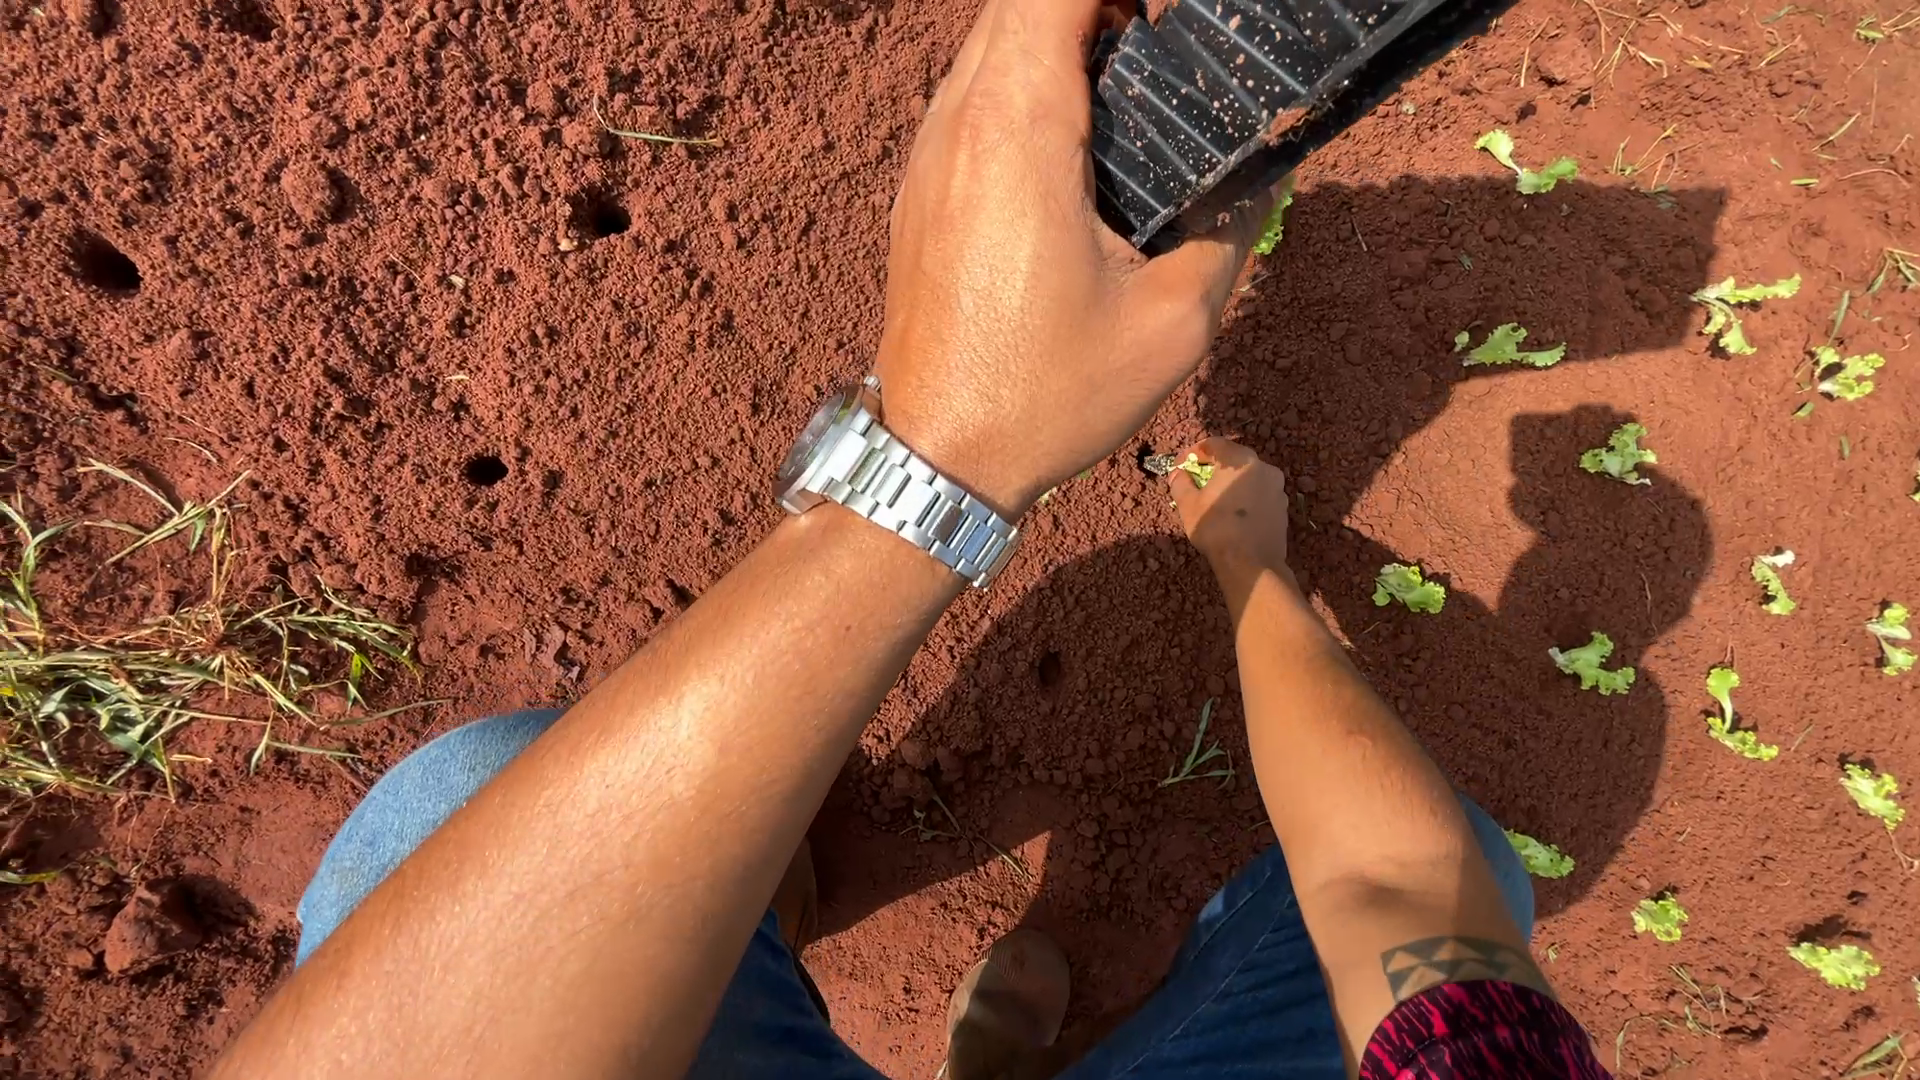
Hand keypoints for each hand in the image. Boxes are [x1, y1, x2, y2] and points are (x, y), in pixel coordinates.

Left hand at [874, 0, 1277, 517]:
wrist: (939, 456)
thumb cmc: (1043, 399)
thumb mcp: (1170, 324)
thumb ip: (1229, 226)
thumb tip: (1260, 173)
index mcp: (1014, 133)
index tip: (1173, 19)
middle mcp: (955, 128)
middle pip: (1021, 3)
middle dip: (1099, 4)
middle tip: (1166, 48)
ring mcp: (925, 162)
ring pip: (988, 48)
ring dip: (1058, 42)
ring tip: (1128, 94)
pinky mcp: (918, 199)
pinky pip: (968, 106)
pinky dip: (1019, 91)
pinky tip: (1069, 152)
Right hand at [1170, 438, 1290, 575]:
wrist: (1251, 562)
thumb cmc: (1216, 528)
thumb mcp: (1188, 504)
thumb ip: (1180, 483)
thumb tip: (1178, 473)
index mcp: (1240, 460)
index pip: (1214, 444)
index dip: (1193, 452)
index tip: (1181, 466)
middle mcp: (1264, 467)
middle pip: (1234, 457)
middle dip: (1213, 466)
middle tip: (1197, 479)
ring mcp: (1277, 487)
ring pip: (1248, 476)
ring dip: (1230, 481)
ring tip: (1215, 498)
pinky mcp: (1283, 506)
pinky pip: (1259, 493)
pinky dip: (1245, 496)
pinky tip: (1233, 513)